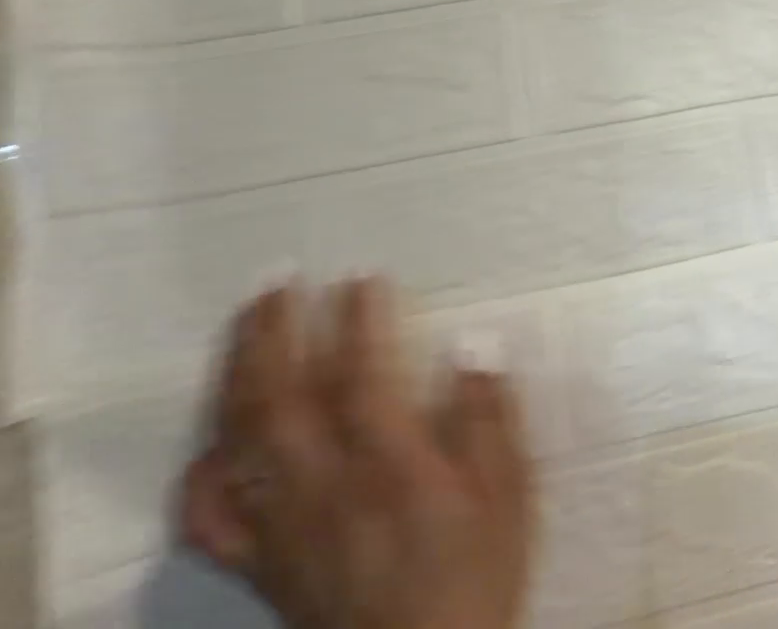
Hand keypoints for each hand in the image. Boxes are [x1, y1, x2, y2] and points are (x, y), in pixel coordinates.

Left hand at [179, 280, 534, 628]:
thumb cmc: (479, 568)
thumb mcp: (509, 492)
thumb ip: (488, 418)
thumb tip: (477, 345)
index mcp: (390, 467)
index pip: (360, 378)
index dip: (357, 322)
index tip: (361, 277)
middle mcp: (322, 487)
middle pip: (279, 399)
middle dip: (272, 333)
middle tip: (277, 280)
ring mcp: (282, 525)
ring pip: (237, 443)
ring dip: (235, 376)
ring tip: (245, 328)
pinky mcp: (262, 562)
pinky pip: (210, 517)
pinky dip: (201, 472)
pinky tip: (214, 443)